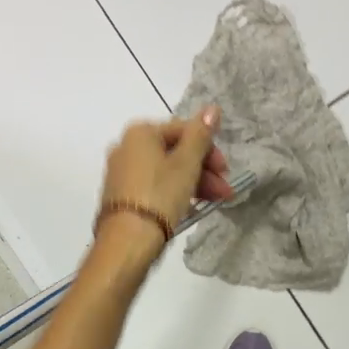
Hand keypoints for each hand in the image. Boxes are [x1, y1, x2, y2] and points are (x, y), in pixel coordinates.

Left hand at [97, 107, 231, 249]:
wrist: (127, 240)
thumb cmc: (160, 195)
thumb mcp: (186, 163)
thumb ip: (200, 135)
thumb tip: (212, 108)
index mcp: (140, 132)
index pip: (183, 130)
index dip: (209, 149)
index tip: (226, 171)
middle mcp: (126, 146)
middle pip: (175, 152)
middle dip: (204, 170)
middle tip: (225, 191)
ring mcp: (121, 172)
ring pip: (166, 171)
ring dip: (194, 183)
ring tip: (216, 202)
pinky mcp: (121, 195)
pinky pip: (154, 186)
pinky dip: (175, 193)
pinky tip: (192, 208)